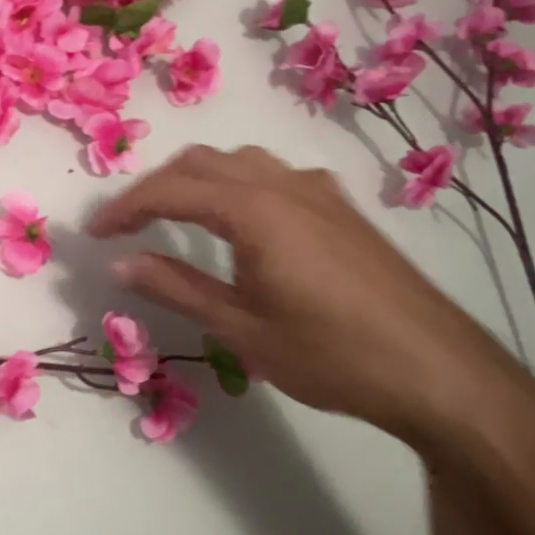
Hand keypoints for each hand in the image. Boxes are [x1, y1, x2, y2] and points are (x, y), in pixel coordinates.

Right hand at [89, 145, 534, 441]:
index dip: (124, 208)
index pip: (170, 191)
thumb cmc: (330, 354)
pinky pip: (273, 176)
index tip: (94, 234)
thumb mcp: (240, 328)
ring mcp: (320, 194)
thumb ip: (176, 288)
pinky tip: (240, 222)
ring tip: (172, 216)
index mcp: (253, 211)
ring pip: (239, 162)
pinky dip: (236, 185)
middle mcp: (284, 186)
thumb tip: (120, 264)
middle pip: (201, 164)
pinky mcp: (343, 211)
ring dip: (196, 180)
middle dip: (154, 188)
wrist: (440, 372)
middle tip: (125, 226)